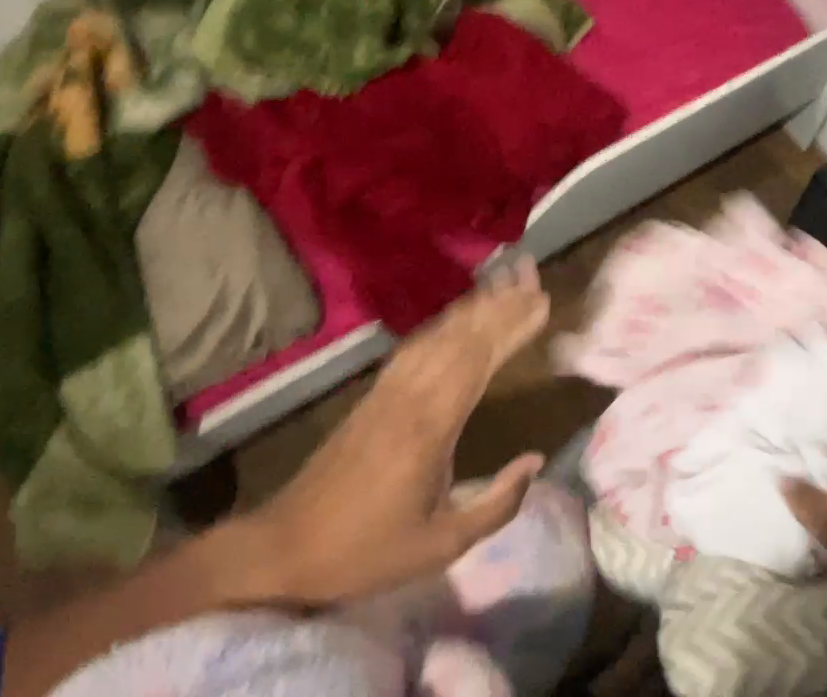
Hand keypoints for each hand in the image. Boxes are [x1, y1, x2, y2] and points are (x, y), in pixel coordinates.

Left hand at [246, 260, 551, 603]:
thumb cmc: (367, 551)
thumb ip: (496, 503)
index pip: (479, 361)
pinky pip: (414, 347)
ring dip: (473, 307)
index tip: (542, 301)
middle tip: (532, 275)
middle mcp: (409, 397)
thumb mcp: (441, 544)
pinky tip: (457, 317)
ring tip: (504, 282)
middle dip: (500, 304)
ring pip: (437, 335)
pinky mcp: (372, 397)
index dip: (511, 328)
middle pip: (461, 337)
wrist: (284, 547)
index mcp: (429, 428)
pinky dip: (442, 325)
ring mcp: (386, 392)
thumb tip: (535, 460)